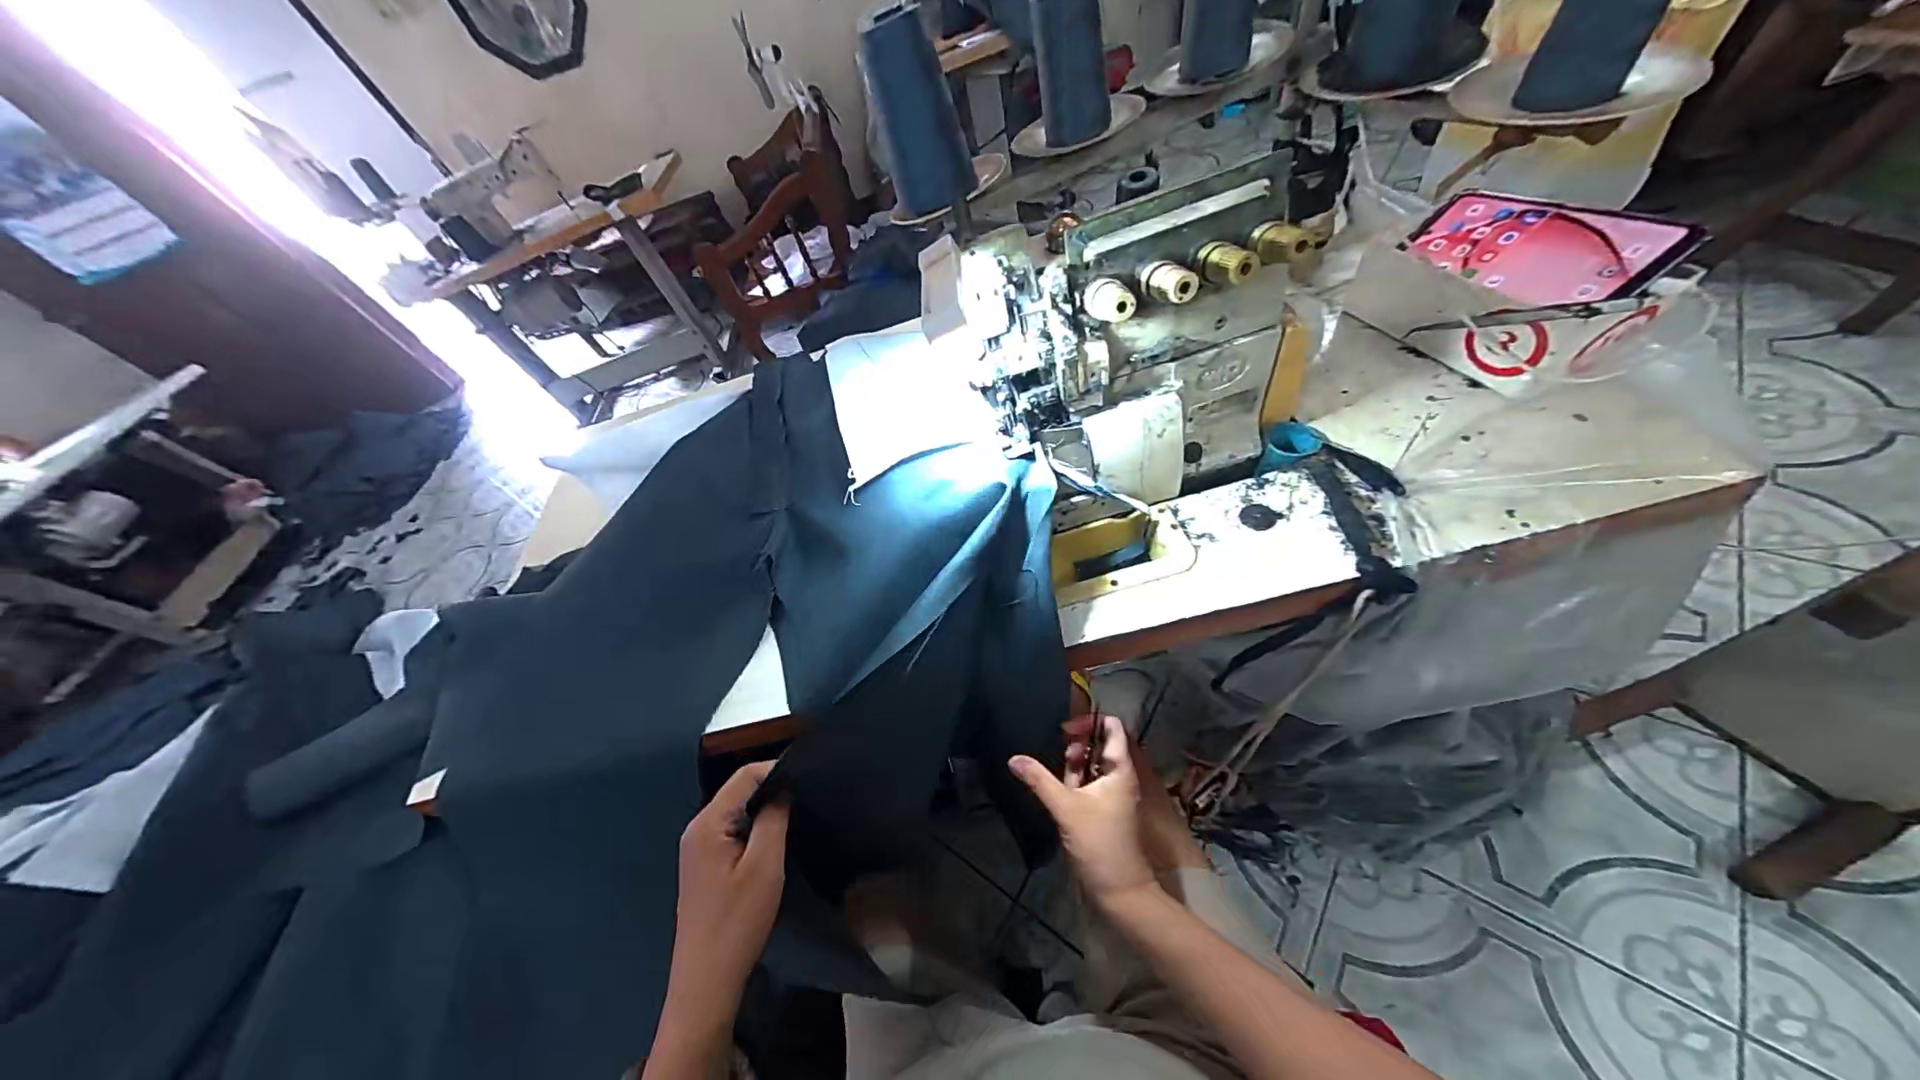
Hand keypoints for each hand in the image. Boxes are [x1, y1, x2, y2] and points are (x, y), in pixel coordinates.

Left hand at [665, 761, 789, 1010]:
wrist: (707, 982)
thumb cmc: (737, 922)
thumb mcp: (764, 866)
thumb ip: (773, 818)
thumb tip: (784, 785)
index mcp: (706, 823)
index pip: (744, 775)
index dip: (778, 768)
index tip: (810, 775)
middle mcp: (697, 829)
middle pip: (739, 790)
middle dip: (773, 788)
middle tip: (809, 794)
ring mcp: (698, 848)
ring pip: (737, 811)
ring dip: (766, 809)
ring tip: (799, 813)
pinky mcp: (704, 866)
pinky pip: (733, 830)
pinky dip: (756, 828)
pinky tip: (776, 840)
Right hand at [1009, 715, 1156, 906]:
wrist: (1118, 890)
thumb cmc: (1099, 843)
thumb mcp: (1066, 807)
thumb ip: (1039, 780)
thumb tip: (1013, 758)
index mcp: (1120, 770)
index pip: (1113, 729)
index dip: (1091, 721)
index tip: (1065, 729)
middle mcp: (1119, 777)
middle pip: (1101, 745)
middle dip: (1078, 743)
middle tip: (1060, 752)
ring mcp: (1111, 794)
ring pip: (1092, 766)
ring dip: (1074, 764)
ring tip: (1057, 771)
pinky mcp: (1102, 810)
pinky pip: (1088, 785)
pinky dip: (1074, 781)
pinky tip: (1057, 786)